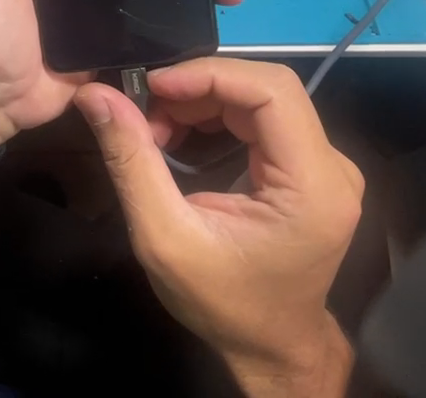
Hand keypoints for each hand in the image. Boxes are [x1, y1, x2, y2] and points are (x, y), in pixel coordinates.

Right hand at [75, 59, 362, 397]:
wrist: (269, 349)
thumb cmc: (222, 302)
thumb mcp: (162, 236)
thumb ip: (131, 161)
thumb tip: (95, 93)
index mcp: (312, 187)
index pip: (271, 92)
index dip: (209, 75)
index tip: (152, 86)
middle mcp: (331, 167)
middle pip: (265, 89)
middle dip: (197, 87)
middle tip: (144, 108)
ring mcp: (324, 166)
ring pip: (258, 96)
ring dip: (199, 100)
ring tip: (152, 126)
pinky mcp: (308, 167)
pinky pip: (258, 116)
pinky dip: (210, 113)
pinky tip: (176, 133)